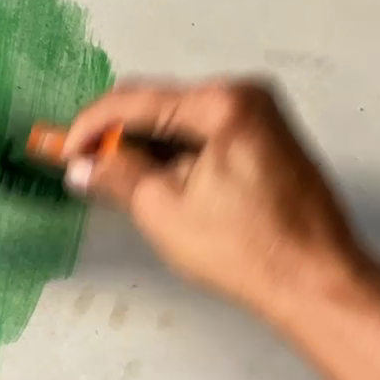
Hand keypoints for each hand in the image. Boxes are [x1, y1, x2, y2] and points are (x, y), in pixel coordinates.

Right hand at [62, 79, 370, 321]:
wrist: (315, 281)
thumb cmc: (253, 251)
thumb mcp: (163, 209)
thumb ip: (116, 176)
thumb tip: (84, 165)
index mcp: (223, 103)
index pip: (135, 101)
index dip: (90, 128)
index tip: (65, 152)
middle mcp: (245, 98)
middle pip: (157, 106)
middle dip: (116, 138)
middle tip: (84, 169)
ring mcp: (259, 119)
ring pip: (178, 124)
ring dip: (143, 150)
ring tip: (116, 184)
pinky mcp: (263, 143)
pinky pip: (202, 137)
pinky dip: (172, 158)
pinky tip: (154, 185)